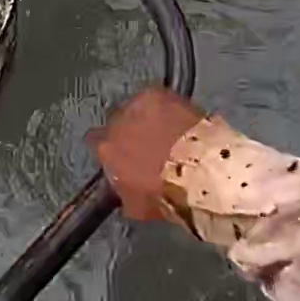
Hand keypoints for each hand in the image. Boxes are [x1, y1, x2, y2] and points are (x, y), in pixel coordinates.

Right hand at [88, 87, 203, 221]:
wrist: (204, 174)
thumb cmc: (169, 197)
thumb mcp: (138, 207)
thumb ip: (124, 193)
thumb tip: (124, 193)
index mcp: (106, 150)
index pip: (95, 141)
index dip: (110, 147)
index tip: (123, 154)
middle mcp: (115, 123)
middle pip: (116, 122)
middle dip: (128, 131)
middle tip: (149, 144)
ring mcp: (136, 105)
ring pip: (135, 107)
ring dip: (146, 117)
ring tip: (167, 129)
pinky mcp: (158, 94)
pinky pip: (155, 97)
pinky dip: (164, 105)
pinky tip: (178, 116)